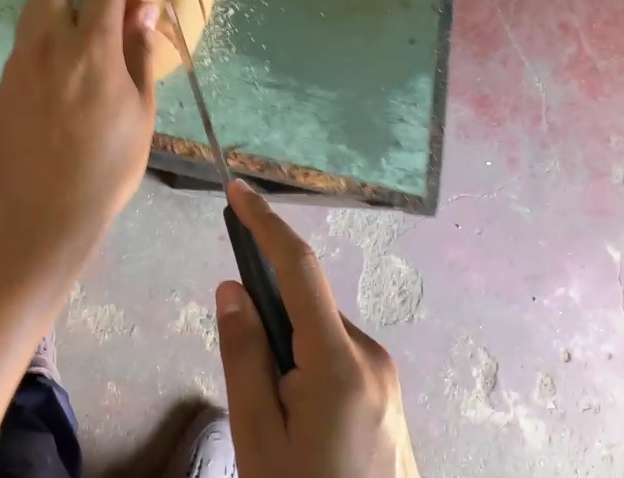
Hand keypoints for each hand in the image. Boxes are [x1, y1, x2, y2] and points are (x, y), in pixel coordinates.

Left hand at [0, 0, 161, 253]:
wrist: (42, 206)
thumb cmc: (107, 165)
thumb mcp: (140, 111)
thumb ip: (140, 54)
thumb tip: (145, 10)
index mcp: (92, 48)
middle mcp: (51, 40)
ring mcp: (21, 55)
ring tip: (78, 4)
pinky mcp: (5, 73)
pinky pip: (25, 32)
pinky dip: (44, 22)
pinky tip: (61, 46)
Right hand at [217, 181, 418, 477]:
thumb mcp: (258, 435)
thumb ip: (244, 354)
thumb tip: (233, 288)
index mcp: (339, 363)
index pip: (297, 268)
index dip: (265, 223)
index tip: (239, 189)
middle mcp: (372, 358)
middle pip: (305, 308)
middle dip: (268, 320)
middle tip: (250, 390)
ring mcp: (387, 380)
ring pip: (319, 337)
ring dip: (288, 353)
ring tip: (278, 424)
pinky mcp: (390, 400)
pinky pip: (337, 360)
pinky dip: (307, 370)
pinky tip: (302, 429)